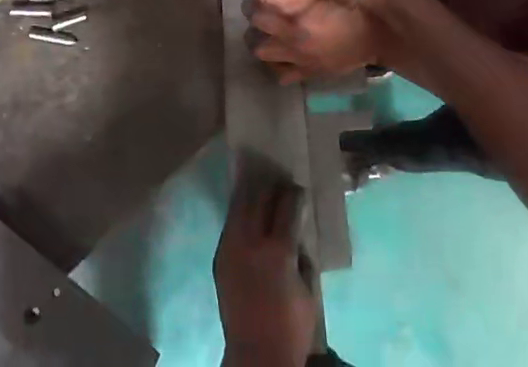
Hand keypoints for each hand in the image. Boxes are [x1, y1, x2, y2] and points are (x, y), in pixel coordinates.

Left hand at [214, 163, 317, 366]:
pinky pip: (230, 224)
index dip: (295, 193)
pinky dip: (240, 211)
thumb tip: (296, 228)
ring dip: (251, 192)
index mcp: (278, 250)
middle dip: (271, 185)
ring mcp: (231, 249)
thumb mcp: (308, 285)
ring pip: (239, 205)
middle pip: (260, 197)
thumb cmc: (291, 324)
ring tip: (260, 183)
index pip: (288, 205)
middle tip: (279, 178)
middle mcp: (251, 243)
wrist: (256, 356)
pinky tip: (247, 208)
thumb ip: (300, 251)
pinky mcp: (219, 259)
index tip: (299, 188)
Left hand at [249, 0, 394, 82]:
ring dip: (263, 46)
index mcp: (299, 24)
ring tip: (269, 34)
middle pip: (255, 42)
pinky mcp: (311, 74)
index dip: (254, 4)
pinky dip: (280, 66)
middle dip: (255, 28)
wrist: (381, 32)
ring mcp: (301, 62)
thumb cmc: (358, 3)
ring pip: (264, 58)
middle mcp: (294, 46)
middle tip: (262, 15)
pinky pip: (284, 75)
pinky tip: (285, 55)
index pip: (259, 16)